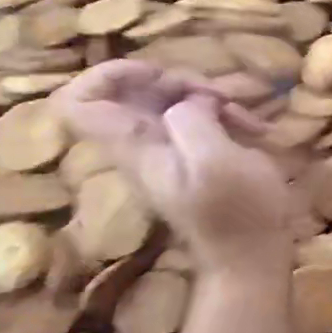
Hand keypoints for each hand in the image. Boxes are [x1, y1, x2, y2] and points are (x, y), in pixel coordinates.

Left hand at [53, 62, 290, 272]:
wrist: (252, 257)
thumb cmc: (238, 213)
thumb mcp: (216, 163)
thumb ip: (191, 122)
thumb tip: (186, 102)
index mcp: (135, 147)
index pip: (77, 103)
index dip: (108, 75)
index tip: (159, 75)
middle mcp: (142, 145)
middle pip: (131, 92)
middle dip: (176, 80)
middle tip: (216, 96)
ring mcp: (168, 151)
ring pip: (167, 101)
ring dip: (206, 96)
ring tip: (241, 113)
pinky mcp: (193, 156)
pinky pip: (195, 118)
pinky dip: (222, 114)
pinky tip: (254, 128)